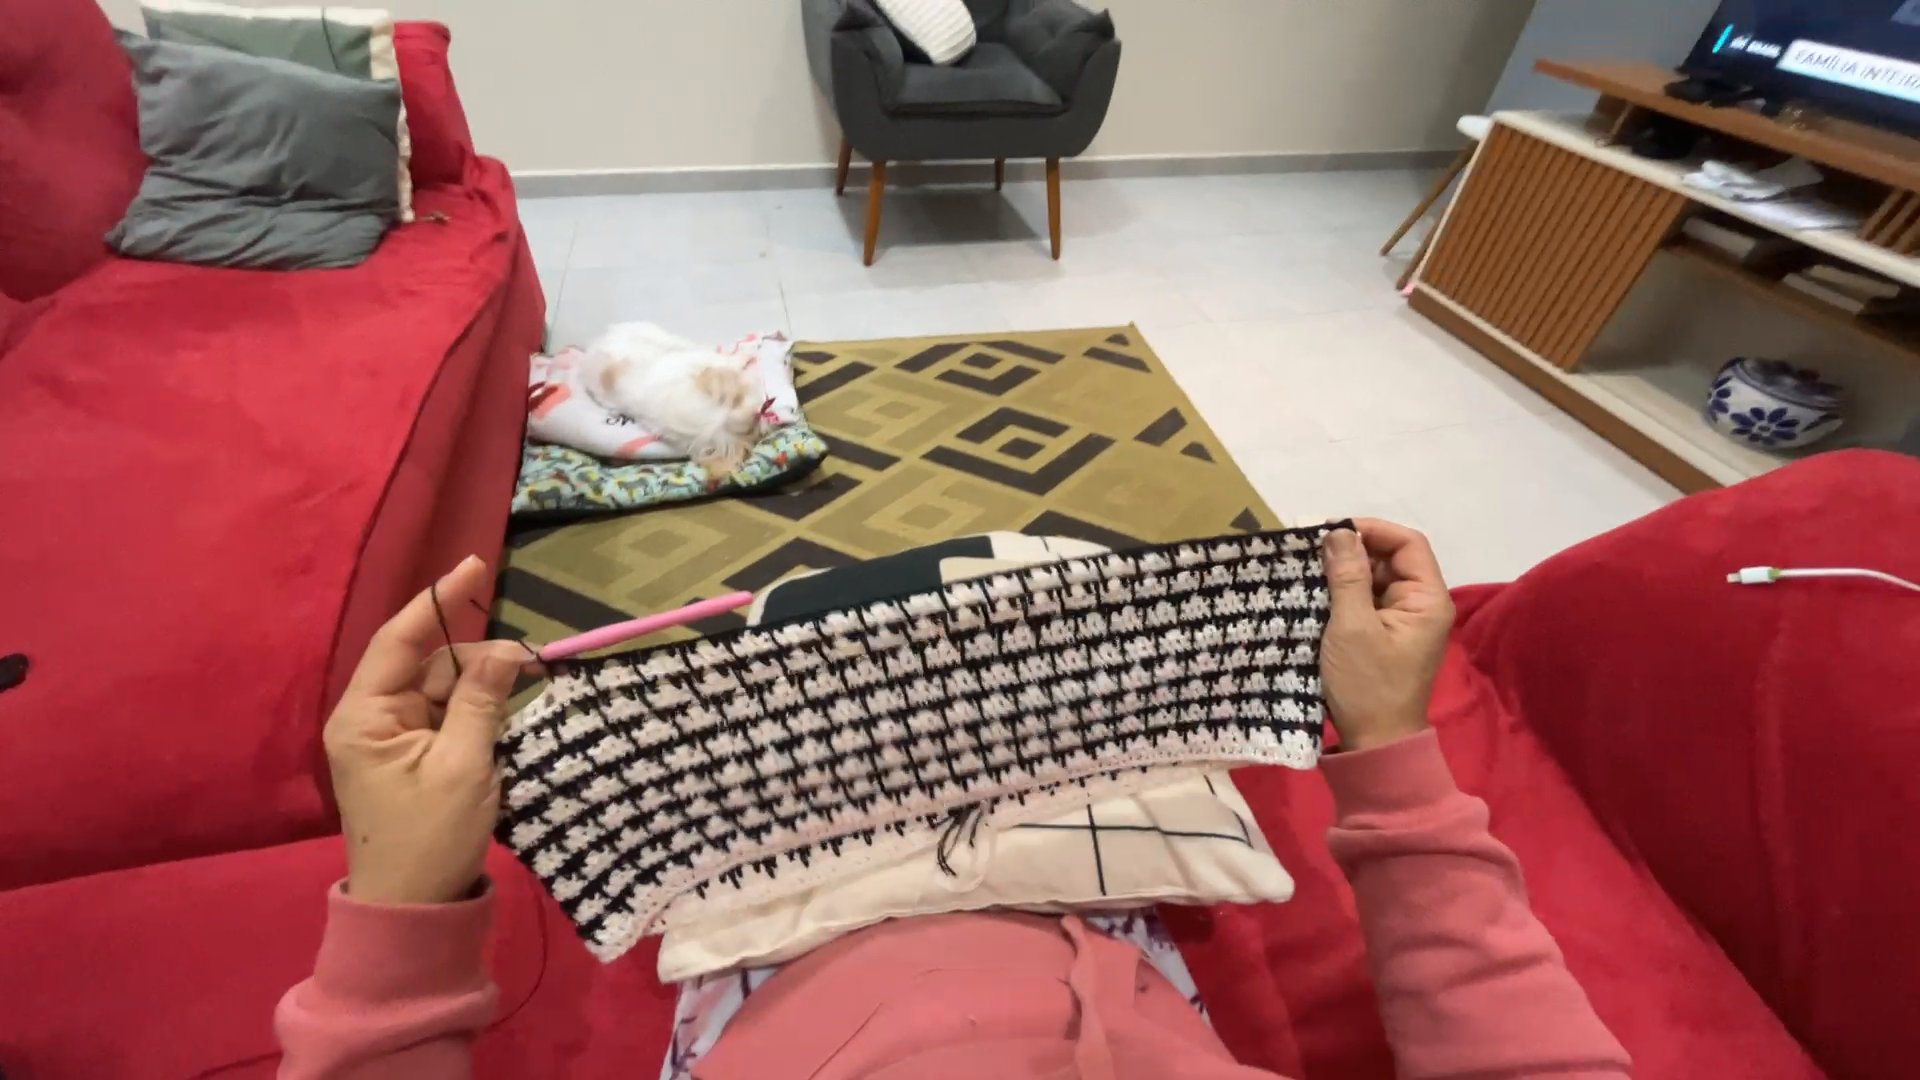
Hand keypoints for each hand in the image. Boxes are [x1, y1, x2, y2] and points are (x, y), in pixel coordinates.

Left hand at [323, 556, 530, 904]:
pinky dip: (486, 703)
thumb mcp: (464, 764)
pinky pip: (457, 709)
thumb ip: (483, 700)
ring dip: (490, 682)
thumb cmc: (431, 835)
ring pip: (451, 684)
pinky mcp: (421, 750)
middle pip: (435, 662)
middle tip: (537, 662)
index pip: (400, 641)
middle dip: (483, 657)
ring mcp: (399, 734)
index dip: (437, 600)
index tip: (473, 565)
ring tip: (531, 685)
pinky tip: (513, 706)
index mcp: (367, 716)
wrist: (417, 903)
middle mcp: (377, 716)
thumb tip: (508, 649)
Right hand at [1319, 520, 1455, 752]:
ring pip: (1374, 577)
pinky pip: (1364, 598)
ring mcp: (1401, 619)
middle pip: (1391, 557)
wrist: (1373, 740)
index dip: (1371, 529)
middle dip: (1353, 549)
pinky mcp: (1381, 632)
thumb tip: (1338, 532)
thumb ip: (1347, 577)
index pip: (1408, 544)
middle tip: (1310, 550)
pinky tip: (1314, 590)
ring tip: (1306, 568)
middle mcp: (1420, 603)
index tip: (1329, 530)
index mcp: (1427, 599)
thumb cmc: (1366, 683)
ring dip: (1343, 569)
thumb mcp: (1351, 627)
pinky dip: (1341, 590)